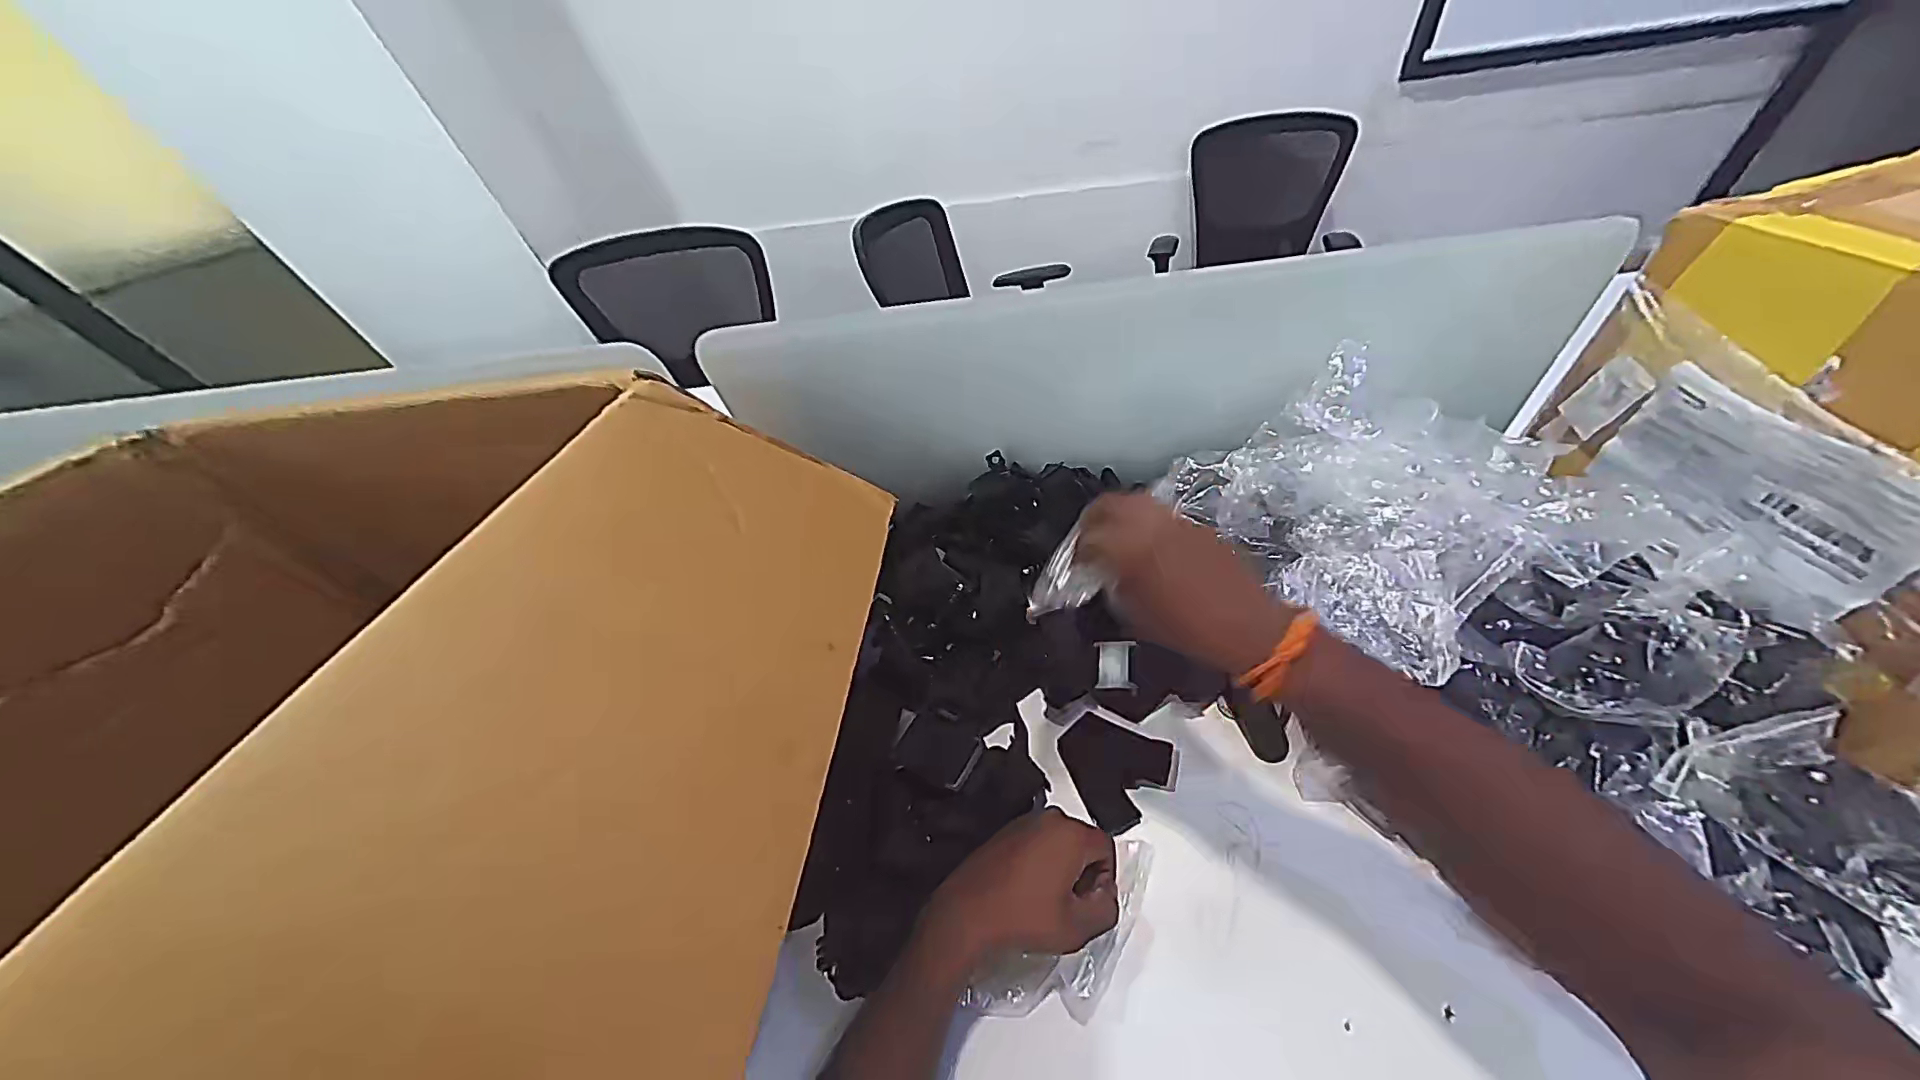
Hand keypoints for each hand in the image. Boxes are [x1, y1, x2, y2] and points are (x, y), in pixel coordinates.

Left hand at [917, 808, 1118, 964]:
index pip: (1107, 848)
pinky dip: (1039, 863)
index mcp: (1071, 834)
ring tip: (1047, 901)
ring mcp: (1024, 823)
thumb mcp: (1077, 926)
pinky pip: (1036, 843)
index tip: (1092, 901)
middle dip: (1083, 872)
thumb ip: (1106, 909)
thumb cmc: (1021, 916)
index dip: (1104, 879)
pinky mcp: (1006, 832)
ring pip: (1059, 843)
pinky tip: (1028, 892)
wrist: (968, 912)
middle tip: (1071, 904)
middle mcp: (1048, 820)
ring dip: (1061, 868)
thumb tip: (1106, 897)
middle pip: (1083, 843)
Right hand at [1077, 493, 1300, 674]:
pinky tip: (1143, 542)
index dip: (1074, 552)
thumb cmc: (1191, 630)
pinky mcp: (1196, 527)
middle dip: (1090, 520)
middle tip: (1084, 539)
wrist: (1248, 628)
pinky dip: (1143, 522)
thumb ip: (1112, 585)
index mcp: (1132, 549)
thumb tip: (1101, 575)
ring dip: (1116, 515)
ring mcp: (1177, 522)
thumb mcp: (1136, 614)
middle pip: (1108, 504)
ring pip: (1135, 501)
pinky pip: (1160, 513)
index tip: (1073, 563)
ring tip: (1111, 535)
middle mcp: (1153, 526)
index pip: (1088, 538)